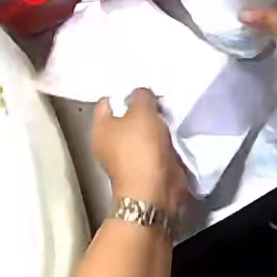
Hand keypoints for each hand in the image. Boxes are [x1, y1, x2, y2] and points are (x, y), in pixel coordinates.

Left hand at [92, 88, 185, 212]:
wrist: (155, 189)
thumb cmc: (141, 148)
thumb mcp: (141, 112)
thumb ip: (141, 96)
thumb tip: (141, 94)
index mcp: (100, 128)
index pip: (107, 101)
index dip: (124, 91)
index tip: (144, 86)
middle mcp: (110, 142)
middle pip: (127, 115)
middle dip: (144, 107)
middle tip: (161, 97)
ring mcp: (128, 156)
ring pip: (144, 130)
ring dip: (157, 123)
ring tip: (171, 111)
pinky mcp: (146, 165)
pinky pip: (155, 144)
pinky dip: (165, 138)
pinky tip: (176, 129)